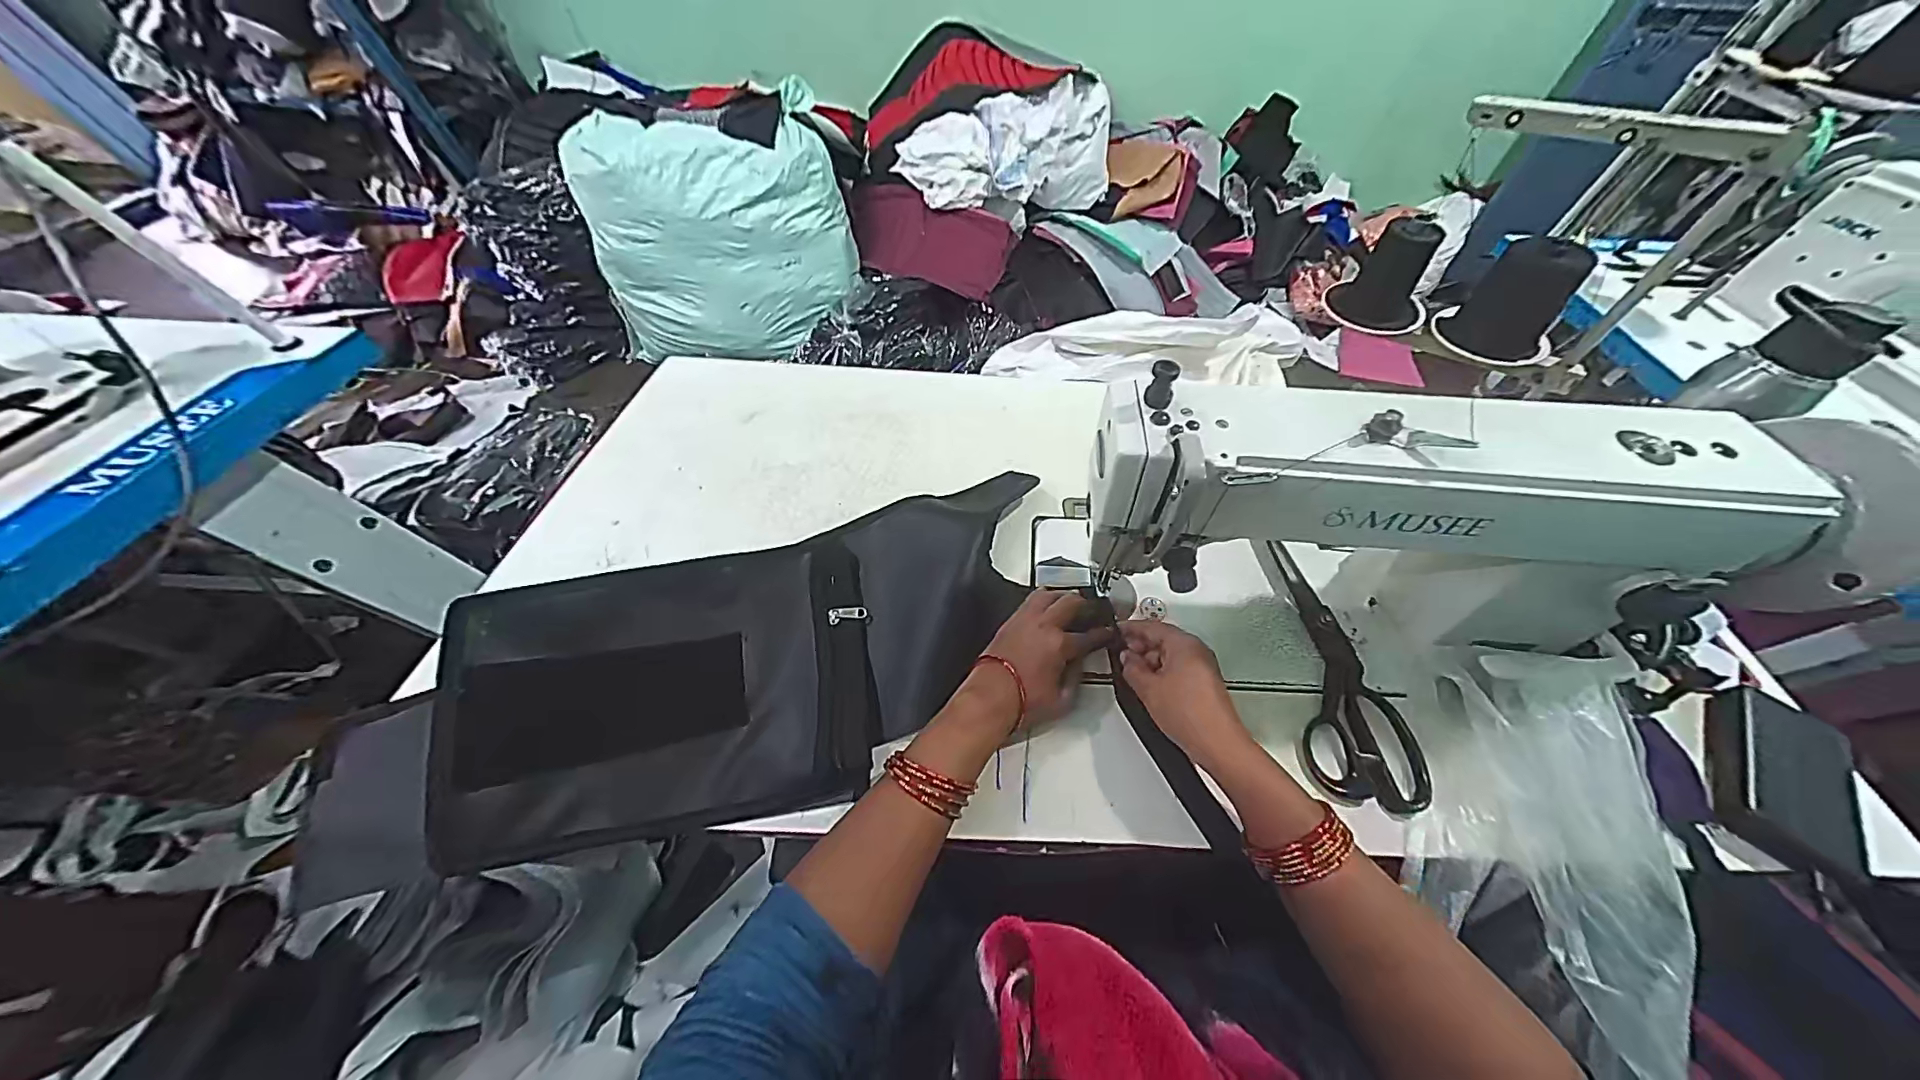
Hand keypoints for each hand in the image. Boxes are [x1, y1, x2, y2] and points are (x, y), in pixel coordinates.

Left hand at [974, 590, 1112, 730]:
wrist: (989, 697)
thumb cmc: (1019, 700)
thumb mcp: (1061, 699)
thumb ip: (1075, 678)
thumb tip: (1078, 667)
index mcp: (1060, 644)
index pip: (1089, 635)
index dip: (1102, 634)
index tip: (1106, 633)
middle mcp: (1043, 626)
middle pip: (1071, 602)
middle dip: (1086, 605)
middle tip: (1092, 609)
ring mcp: (1025, 621)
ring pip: (1048, 594)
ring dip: (1062, 596)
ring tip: (1069, 601)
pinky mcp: (1010, 622)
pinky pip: (1029, 601)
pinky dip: (1042, 600)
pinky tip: (1044, 607)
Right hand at [1118, 619, 1250, 768]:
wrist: (1217, 743)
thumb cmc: (1192, 715)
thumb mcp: (1148, 688)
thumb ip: (1132, 668)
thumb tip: (1128, 660)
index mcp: (1185, 644)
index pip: (1152, 626)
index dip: (1130, 629)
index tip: (1118, 632)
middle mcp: (1197, 651)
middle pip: (1163, 638)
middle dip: (1141, 646)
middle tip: (1123, 654)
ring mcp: (1203, 667)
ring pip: (1171, 655)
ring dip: (1152, 661)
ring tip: (1135, 674)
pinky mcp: (1205, 683)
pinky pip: (1179, 668)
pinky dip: (1163, 673)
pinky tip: (1152, 687)